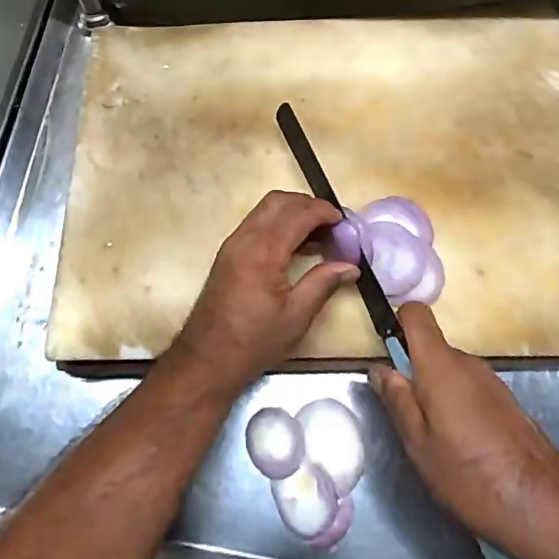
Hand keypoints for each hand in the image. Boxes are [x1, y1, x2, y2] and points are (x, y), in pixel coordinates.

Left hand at [166, 191, 358, 390]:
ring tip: (318, 234)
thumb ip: (323, 283)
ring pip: (265, 209)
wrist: (208, 356)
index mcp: (263, 251)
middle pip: (278, 201)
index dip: (323, 211)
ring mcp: (233, 243)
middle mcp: (245, 238)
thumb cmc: (255, 341)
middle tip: (332, 224)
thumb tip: (350, 266)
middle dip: (307, 204)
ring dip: (292, 212)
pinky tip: (295, 245)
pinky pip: (256, 223)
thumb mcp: (296, 316)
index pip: (297, 214)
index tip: (344, 221)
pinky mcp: (228, 252)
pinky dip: (277, 223)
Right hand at [369, 303, 558, 557]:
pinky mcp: (513, 406)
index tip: (388, 351)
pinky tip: (468, 449)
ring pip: (454, 373)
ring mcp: (495, 384)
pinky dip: (463, 408)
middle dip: (417, 372)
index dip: (398, 322)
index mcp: (441, 365)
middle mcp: (470, 364)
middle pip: (434, 349)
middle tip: (409, 415)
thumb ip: (396, 400)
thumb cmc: (471, 477)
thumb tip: (379, 367)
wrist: (550, 515)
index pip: (416, 314)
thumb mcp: (418, 444)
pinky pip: (475, 392)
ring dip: (441, 394)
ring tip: (439, 439)